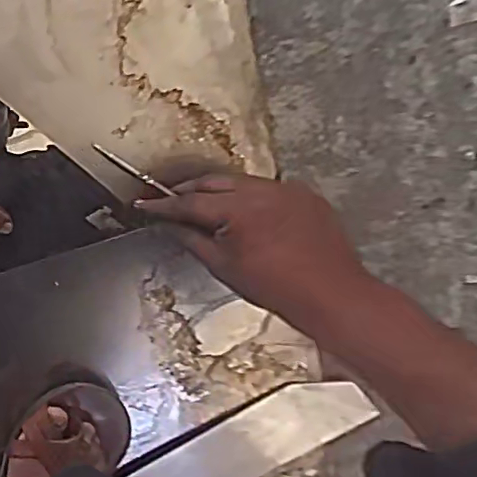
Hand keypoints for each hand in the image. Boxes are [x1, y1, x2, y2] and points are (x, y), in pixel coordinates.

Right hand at [135, 174, 372, 322]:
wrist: (332, 295)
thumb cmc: (274, 286)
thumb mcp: (221, 264)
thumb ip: (191, 239)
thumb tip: (170, 225)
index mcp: (240, 208)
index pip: (190, 202)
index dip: (163, 205)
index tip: (145, 205)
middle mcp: (265, 191)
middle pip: (214, 181)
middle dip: (188, 189)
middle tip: (167, 200)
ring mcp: (288, 191)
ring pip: (239, 181)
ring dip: (216, 190)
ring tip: (200, 204)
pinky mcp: (306, 196)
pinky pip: (265, 188)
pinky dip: (245, 195)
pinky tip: (238, 210)